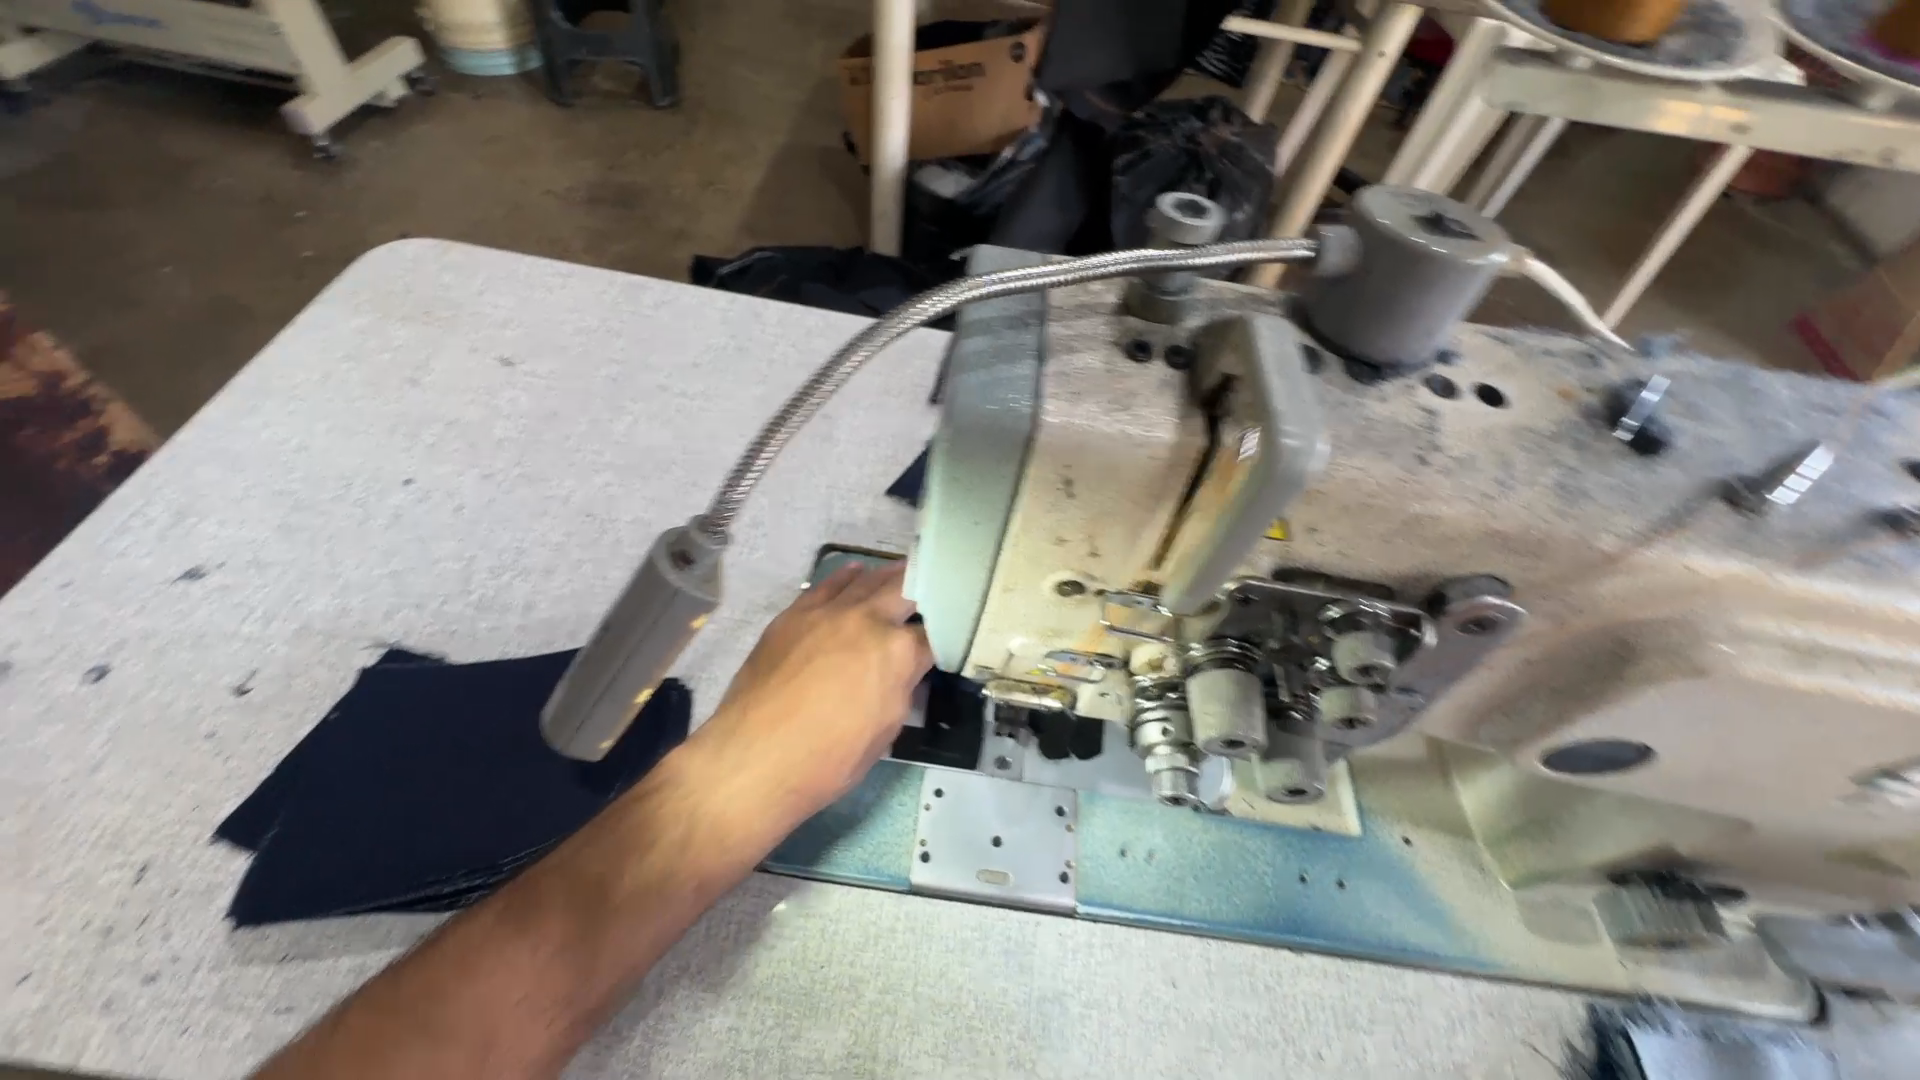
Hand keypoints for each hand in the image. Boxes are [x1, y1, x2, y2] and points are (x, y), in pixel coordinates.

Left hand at [689, 561, 931, 833]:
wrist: (754, 758)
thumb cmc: (829, 759)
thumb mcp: (886, 730)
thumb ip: (903, 687)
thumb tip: (907, 668)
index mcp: (897, 652)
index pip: (934, 631)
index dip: (946, 633)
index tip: (949, 634)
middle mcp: (866, 619)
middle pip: (905, 589)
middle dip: (924, 589)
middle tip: (936, 589)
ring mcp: (827, 612)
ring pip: (867, 579)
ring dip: (889, 575)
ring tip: (903, 572)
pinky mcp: (794, 614)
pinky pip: (827, 584)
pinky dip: (848, 576)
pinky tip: (857, 572)